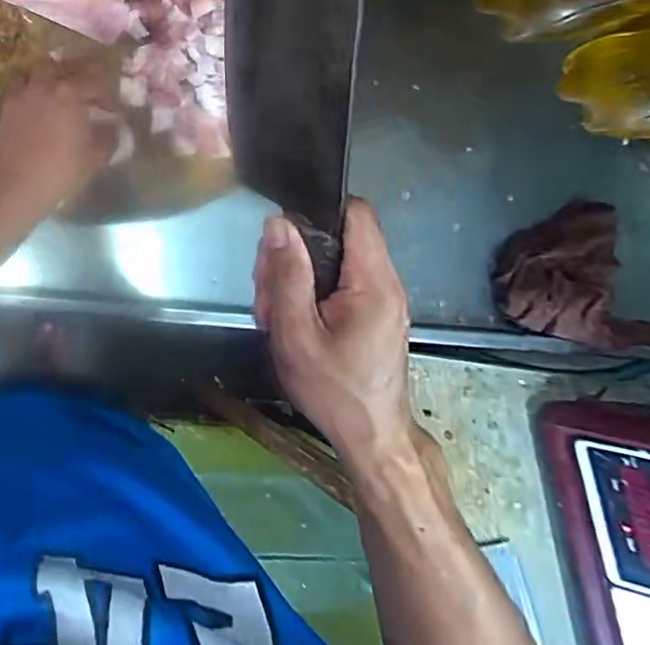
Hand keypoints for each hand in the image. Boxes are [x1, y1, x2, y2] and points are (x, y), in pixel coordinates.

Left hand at [0, 71, 115, 219]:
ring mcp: (19, 96)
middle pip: (62, 76)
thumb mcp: (94, 156)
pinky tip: (32, 114)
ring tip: (53, 105)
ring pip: (36, 81)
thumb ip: (108, 136)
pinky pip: (18, 95)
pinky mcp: (2, 110)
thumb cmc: (61, 170)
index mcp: (69, 92)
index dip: (104, 95)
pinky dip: (28, 99)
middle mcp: (43, 86)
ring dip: (48, 88)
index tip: (109, 109)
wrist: (17, 185)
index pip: (94, 82)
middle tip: (81, 104)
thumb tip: (113, 126)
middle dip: (74, 87)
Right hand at [254, 200, 416, 464]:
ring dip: (291, 278)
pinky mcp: (369, 314)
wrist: (369, 439)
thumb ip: (287, 273)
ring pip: (327, 261)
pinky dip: (304, 294)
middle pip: (332, 238)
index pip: (355, 214)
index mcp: (373, 283)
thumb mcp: (296, 330)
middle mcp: (383, 284)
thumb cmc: (333, 388)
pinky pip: (332, 284)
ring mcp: (378, 300)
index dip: (315, 210)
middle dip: (289, 254)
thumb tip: (278, 223)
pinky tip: (287, 320)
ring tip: (274, 314)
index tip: (280, 233)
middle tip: (266, 291)